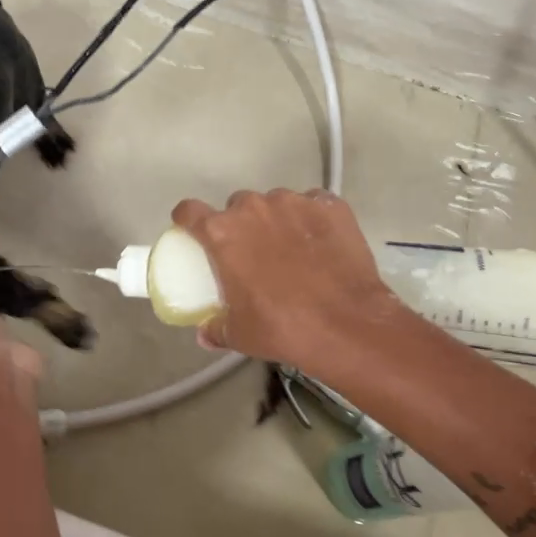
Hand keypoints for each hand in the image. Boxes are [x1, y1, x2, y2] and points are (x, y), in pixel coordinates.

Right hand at [172, 189, 406, 374]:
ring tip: (292, 250)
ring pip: (276, 203)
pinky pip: (313, 205)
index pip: (190, 211)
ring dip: (277, 220)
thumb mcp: (240, 334)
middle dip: (241, 224)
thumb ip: (216, 328)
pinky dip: (312, 220)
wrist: (346, 325)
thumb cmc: (282, 328)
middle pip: (238, 206)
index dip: (188, 219)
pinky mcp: (330, 206)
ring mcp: (295, 202)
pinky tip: (321, 244)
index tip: (192, 229)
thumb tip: (205, 332)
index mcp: (223, 233)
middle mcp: (255, 207)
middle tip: (253, 252)